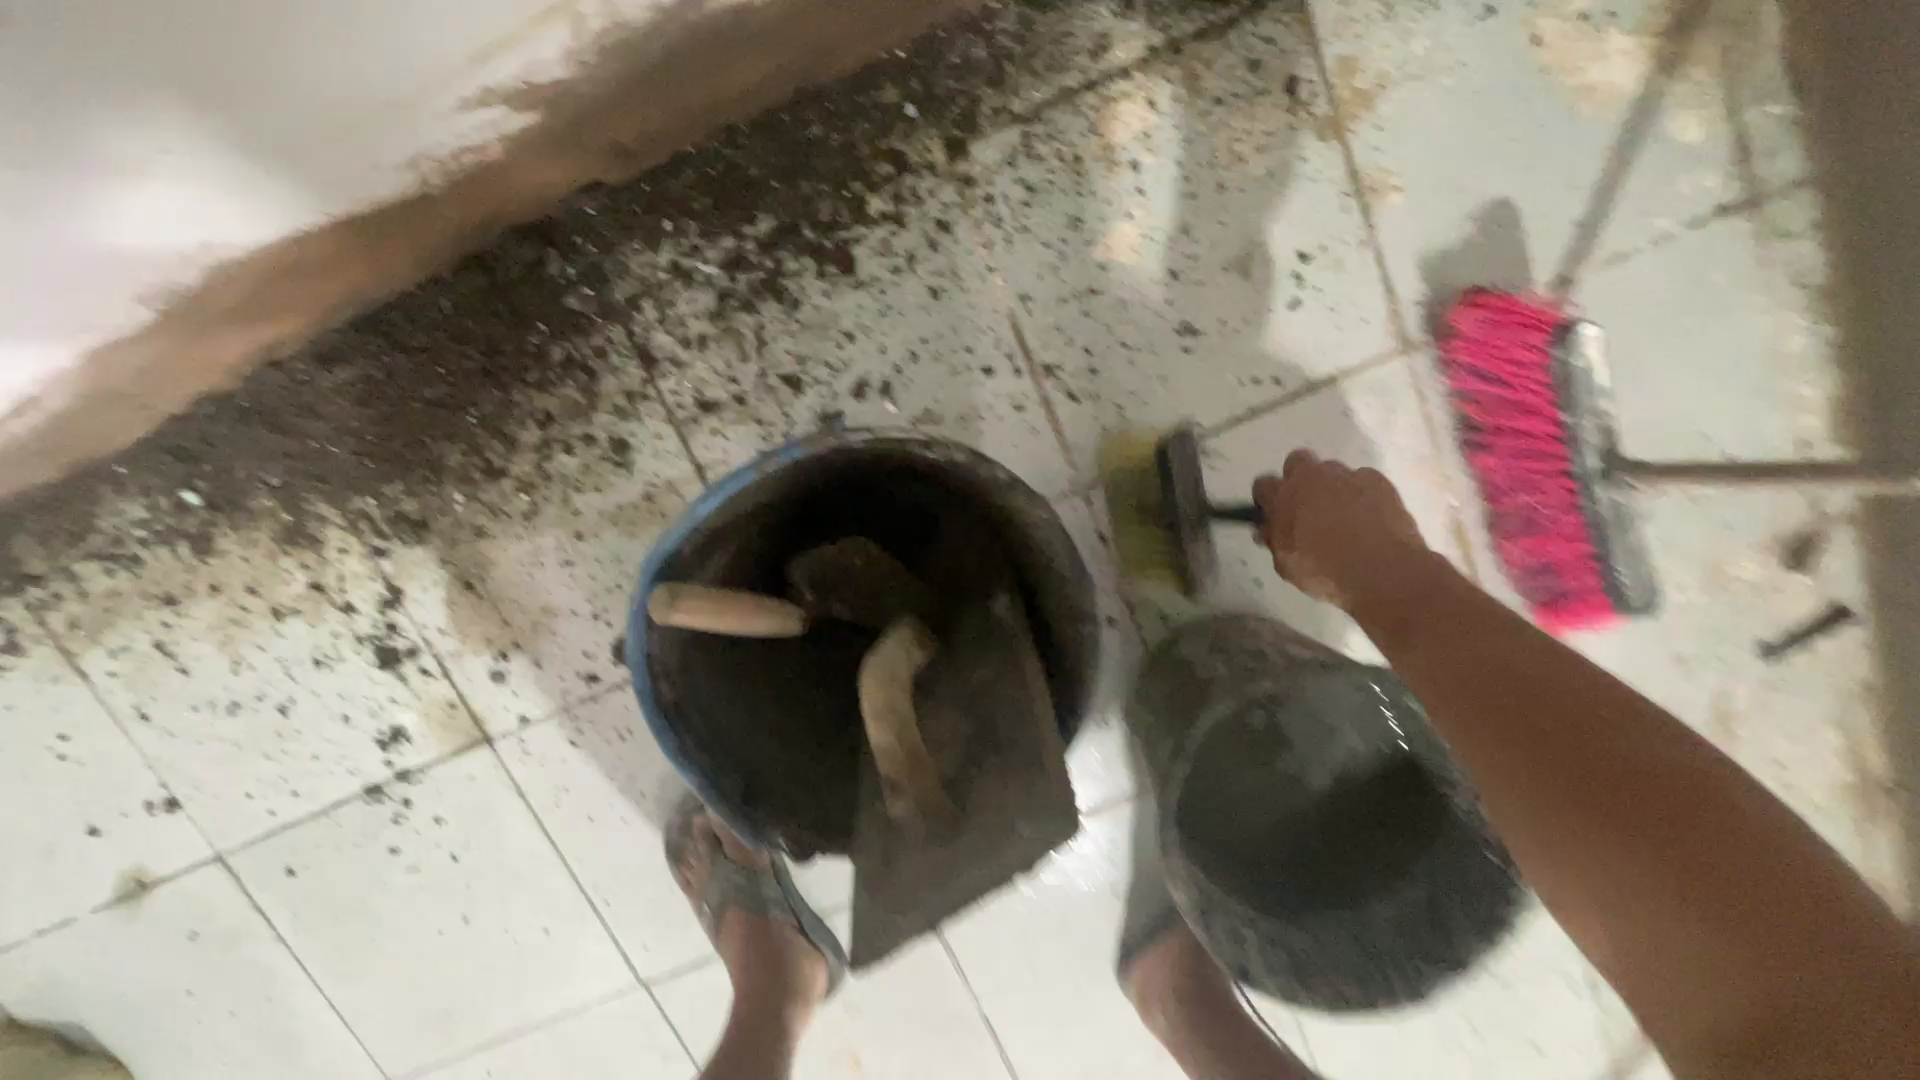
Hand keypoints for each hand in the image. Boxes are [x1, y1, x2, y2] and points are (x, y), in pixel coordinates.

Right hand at [1251, 450, 1437, 615]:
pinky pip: (1364, 481)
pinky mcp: (1378, 481)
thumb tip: (1268, 531)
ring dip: (1333, 487)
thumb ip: (1274, 541)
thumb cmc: (1323, 570)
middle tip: (1306, 507)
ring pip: (1333, 471)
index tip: (1273, 516)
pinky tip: (1369, 519)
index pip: (1262, 485)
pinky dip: (1363, 495)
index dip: (1267, 500)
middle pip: (1297, 461)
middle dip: (1299, 479)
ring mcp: (1347, 475)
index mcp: (1283, 496)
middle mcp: (1312, 476)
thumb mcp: (1285, 563)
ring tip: (1343, 517)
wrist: (1380, 568)